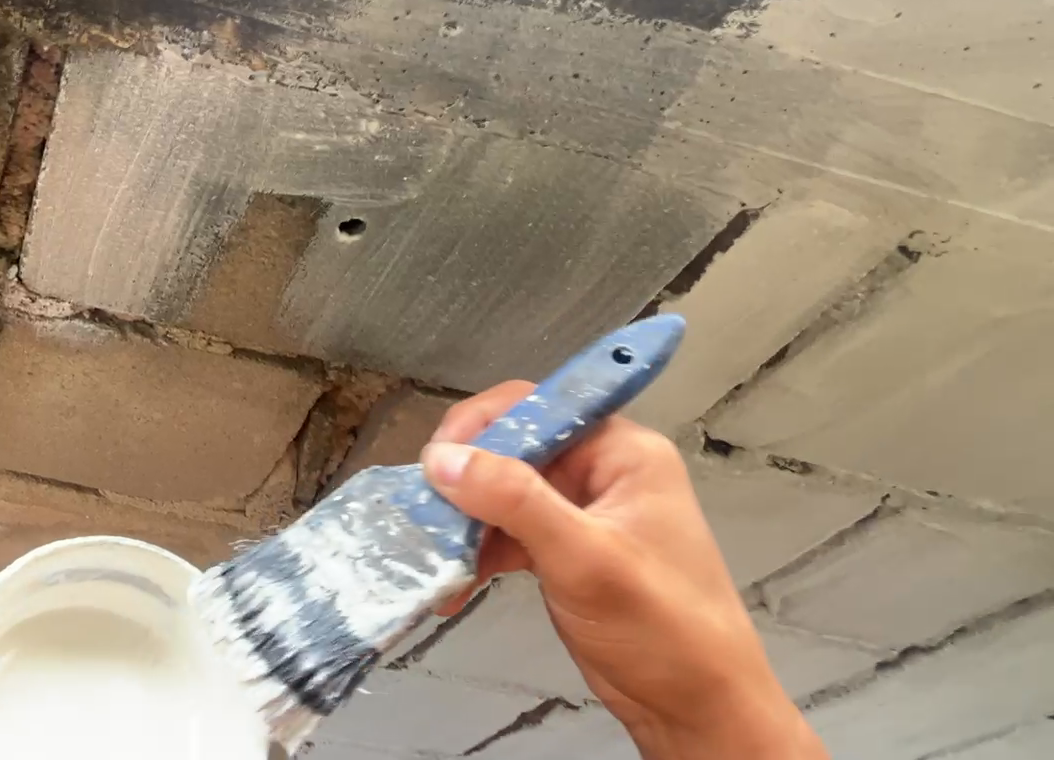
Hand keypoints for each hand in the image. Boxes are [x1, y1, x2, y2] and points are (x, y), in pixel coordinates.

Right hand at [419, 381, 826, 759]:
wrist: (699, 721)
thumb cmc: (664, 635)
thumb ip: (514, 500)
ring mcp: (576, 506)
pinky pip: (501, 524)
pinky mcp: (558, 541)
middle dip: (464, 480)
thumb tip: (439, 459)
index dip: (482, 425)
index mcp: (620, 452)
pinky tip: (455, 583)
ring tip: (435, 554)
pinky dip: (474, 549)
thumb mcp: (585, 560)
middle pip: (508, 446)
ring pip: (496, 486)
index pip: (535, 406)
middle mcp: (597, 468)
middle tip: (428, 510)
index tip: (439, 461)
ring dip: (462, 520)